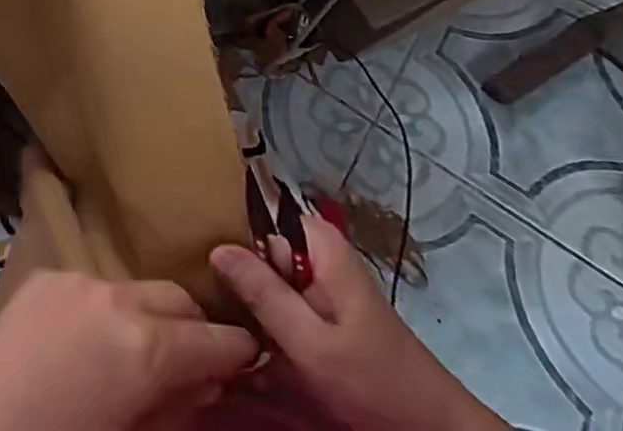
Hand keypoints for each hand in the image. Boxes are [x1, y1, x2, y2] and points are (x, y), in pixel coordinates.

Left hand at [0, 270, 259, 430]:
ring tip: (134, 350)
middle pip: (178, 299)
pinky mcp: (47, 277)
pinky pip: (93, 287)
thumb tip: (203, 385)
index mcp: (145, 346)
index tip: (244, 358)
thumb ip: (173, 406)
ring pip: (136, 288)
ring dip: (147, 315)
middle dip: (192, 326)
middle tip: (192, 359)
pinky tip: (85, 340)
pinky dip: (103, 309)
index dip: (235, 350)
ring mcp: (79, 280)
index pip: (212, 339)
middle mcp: (118, 298)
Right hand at [211, 215, 507, 430]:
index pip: (263, 213)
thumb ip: (264, 293)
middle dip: (233, 267)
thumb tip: (217, 247)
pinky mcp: (317, 313)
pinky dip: (259, 317)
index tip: (198, 255)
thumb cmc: (372, 379)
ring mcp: (318, 284)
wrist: (424, 427)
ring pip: (266, 276)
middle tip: (198, 293)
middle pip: (261, 245)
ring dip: (242, 297)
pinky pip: (278, 302)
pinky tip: (235, 339)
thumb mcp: (310, 342)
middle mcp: (318, 255)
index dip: (232, 230)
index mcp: (320, 244)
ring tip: (206, 314)